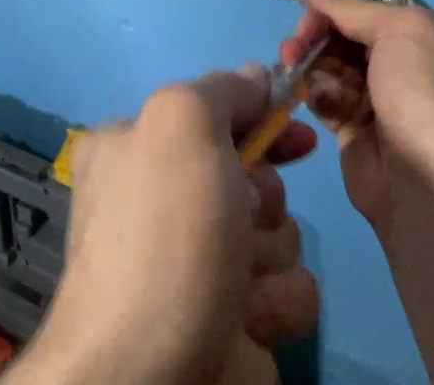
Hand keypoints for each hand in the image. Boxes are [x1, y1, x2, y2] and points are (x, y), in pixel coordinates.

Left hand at [12, 69, 318, 384]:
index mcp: (137, 149)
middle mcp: (163, 201)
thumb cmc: (163, 239)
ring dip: (270, 255)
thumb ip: (220, 91)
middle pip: (255, 176)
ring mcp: (198, 263)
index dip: (261, 119)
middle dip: (264, 199)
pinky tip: (247, 320)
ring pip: (278, 234)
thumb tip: (254, 77)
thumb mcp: (181, 128)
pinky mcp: (231, 317)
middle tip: (243, 219)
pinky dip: (276, 303)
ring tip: (237, 283)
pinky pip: (286, 290)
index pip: (215, 114)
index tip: (296, 133)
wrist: (145, 376)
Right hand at [282, 0, 433, 228]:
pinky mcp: (362, 137)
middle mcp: (421, 69)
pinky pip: (332, 102)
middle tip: (295, 43)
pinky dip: (320, 95)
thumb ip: (355, 10)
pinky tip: (316, 98)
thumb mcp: (404, 31)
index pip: (384, 12)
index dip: (345, 8)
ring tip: (295, 66)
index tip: (311, 8)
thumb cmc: (433, 98)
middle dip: (322, 35)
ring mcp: (392, 105)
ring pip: (338, 69)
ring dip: (316, 63)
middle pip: (356, 38)